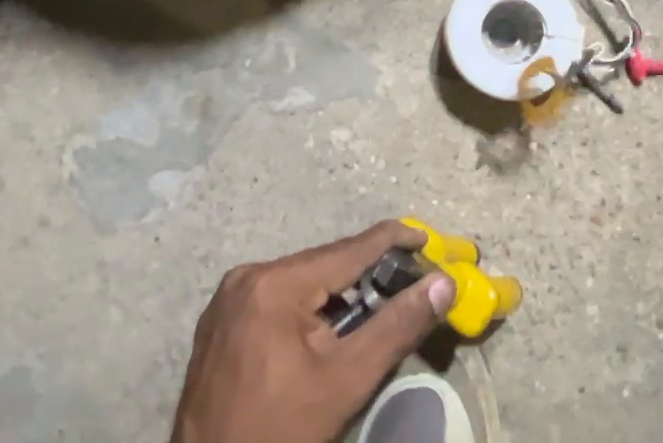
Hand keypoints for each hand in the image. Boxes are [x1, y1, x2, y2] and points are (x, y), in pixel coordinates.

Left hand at [171, 221, 455, 442]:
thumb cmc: (280, 430)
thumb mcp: (346, 380)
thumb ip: (397, 327)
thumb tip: (442, 283)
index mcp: (275, 283)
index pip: (348, 250)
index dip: (393, 240)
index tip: (427, 239)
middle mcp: (248, 276)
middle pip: (323, 265)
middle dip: (367, 275)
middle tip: (408, 287)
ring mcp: (229, 297)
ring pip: (301, 282)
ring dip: (338, 295)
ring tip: (373, 316)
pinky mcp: (221, 320)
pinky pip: (277, 298)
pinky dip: (308, 307)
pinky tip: (328, 333)